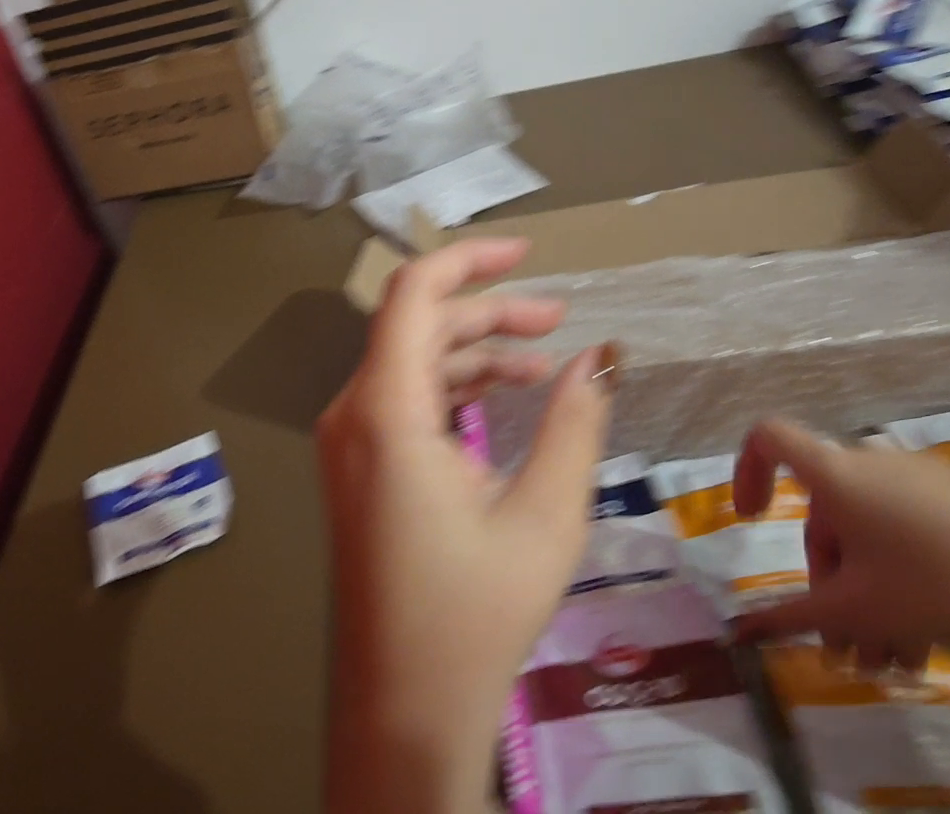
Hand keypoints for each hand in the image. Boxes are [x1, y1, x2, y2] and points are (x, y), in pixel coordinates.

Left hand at [317, 237, 616, 813]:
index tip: (529, 251)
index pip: (413, 295)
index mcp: (385, 411)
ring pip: (410, 366)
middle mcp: (352, 415)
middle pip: (416, 328)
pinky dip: (451, 392)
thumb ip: (574, 423)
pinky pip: (402, 404)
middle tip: (560, 320)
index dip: (469, 260)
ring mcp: (348, 444)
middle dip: (488, 313)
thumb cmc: (474, 610)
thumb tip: (600, 356)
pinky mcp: (358, 469)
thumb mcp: (544, 514)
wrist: (405, 698)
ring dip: (474, 354)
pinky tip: (503, 405)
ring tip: (546, 367)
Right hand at [731, 418, 949, 669]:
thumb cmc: (941, 590)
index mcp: (835, 474)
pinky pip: (911, 530)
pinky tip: (926, 636)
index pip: (767, 437)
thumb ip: (789, 616)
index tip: (752, 519)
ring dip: (868, 592)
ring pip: (872, 532)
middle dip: (828, 580)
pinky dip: (902, 575)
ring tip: (891, 658)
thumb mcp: (856, 611)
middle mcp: (874, 463)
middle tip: (844, 641)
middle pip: (826, 511)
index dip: (746, 470)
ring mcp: (926, 478)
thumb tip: (736, 630)